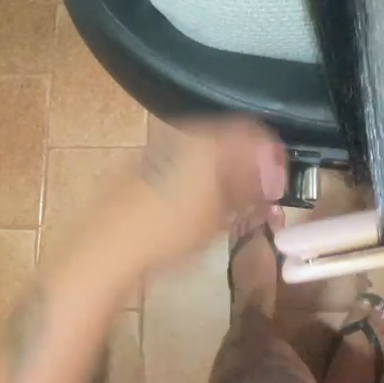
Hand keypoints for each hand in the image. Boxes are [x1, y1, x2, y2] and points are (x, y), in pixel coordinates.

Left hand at [102, 119, 285, 276]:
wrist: (105, 248)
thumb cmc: (167, 233)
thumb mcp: (218, 216)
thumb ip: (250, 190)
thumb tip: (271, 178)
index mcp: (206, 140)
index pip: (254, 134)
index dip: (272, 160)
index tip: (278, 189)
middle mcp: (182, 134)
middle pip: (229, 141)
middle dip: (249, 170)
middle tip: (258, 202)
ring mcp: (158, 147)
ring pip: (204, 154)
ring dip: (225, 176)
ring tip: (230, 212)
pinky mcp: (139, 165)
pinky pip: (181, 164)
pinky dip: (198, 180)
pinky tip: (198, 210)